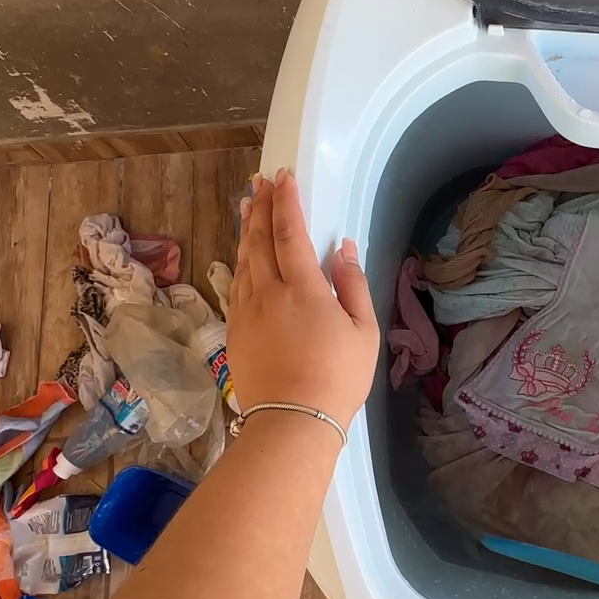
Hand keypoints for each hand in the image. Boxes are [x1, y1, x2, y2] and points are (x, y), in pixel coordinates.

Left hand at [229, 169, 379, 427]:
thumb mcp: (363, 331)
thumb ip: (353, 284)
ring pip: (243, 259)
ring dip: (247, 230)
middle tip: (260, 183)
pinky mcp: (236, 330)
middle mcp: (268, 292)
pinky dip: (240, 261)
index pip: (290, 233)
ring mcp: (247, 311)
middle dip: (260, 207)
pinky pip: (236, 285)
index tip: (284, 177)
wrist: (293, 420)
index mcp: (303, 289)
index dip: (286, 202)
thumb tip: (345, 247)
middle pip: (259, 240)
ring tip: (247, 207)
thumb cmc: (338, 377)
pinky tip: (244, 256)